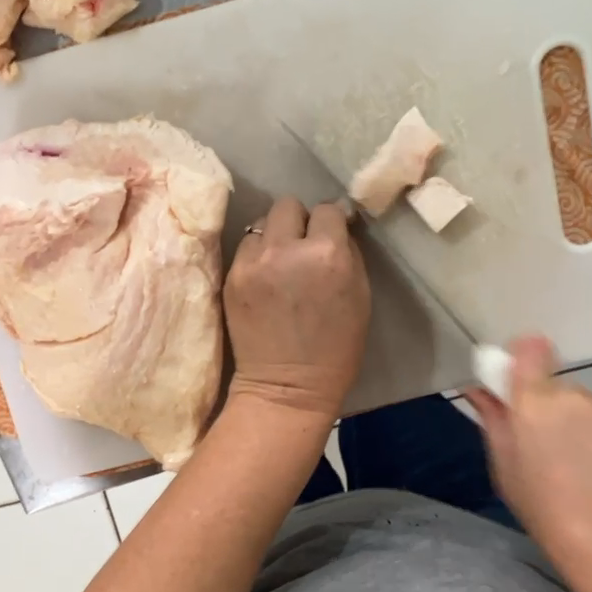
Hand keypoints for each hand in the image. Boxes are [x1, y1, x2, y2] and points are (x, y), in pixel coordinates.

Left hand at [224, 198, 370, 417]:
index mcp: (327, 253)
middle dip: (298, 222)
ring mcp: (253, 262)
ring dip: (273, 238)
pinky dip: (256, 258)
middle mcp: (287, 249)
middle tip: (302, 247)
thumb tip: (338, 226)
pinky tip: (263, 281)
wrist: (288, 386)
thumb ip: (347, 253)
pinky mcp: (231, 277)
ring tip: (279, 265)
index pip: (327, 210)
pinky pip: (245, 248)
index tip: (330, 238)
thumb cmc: (336, 348)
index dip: (330, 224)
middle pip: (288, 205)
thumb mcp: (360, 295)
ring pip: (262, 223)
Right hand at [465, 337, 591, 564]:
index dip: (521, 360)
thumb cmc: (549, 512)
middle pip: (555, 389)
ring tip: (580, 471)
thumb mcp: (506, 472)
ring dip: (577, 426)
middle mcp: (574, 396)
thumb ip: (494, 423)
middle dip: (547, 410)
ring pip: (584, 407)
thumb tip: (479, 392)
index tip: (515, 384)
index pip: (528, 351)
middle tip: (545, 451)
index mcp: (534, 404)